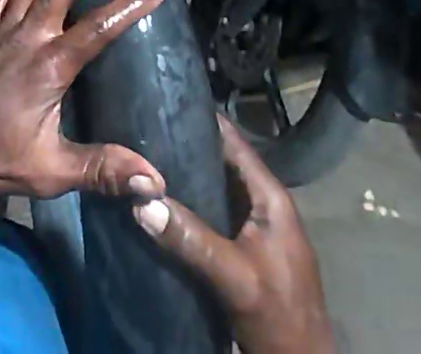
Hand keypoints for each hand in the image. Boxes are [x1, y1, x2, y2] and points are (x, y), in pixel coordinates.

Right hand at [133, 115, 333, 353]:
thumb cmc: (278, 314)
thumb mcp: (233, 275)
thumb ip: (190, 237)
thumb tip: (142, 200)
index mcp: (270, 195)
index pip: (234, 142)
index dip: (203, 121)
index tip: (164, 104)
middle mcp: (262, 202)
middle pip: (221, 162)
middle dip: (186, 147)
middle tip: (142, 133)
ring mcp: (252, 226)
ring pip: (215, 188)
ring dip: (185, 177)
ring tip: (143, 159)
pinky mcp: (242, 248)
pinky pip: (212, 214)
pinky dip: (189, 205)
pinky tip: (160, 203)